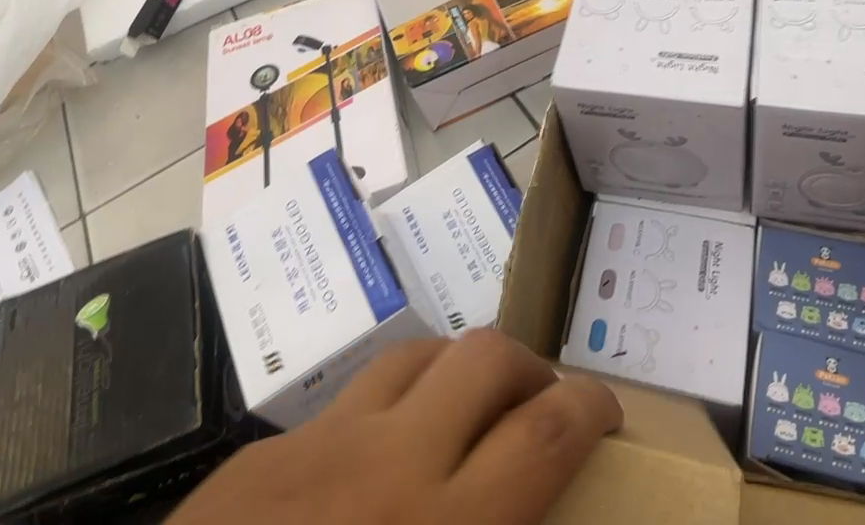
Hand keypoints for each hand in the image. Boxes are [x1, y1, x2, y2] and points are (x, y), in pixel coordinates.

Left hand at [169, 331, 621, 524]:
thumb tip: (524, 515)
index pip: (543, 434)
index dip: (588, 405)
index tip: (603, 409)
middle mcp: (385, 465)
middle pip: (484, 358)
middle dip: (529, 367)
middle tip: (539, 402)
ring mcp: (316, 445)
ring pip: (415, 356)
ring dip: (457, 372)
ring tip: (467, 410)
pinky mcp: (261, 451)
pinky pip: (345, 402)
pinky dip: (385, 413)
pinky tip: (370, 465)